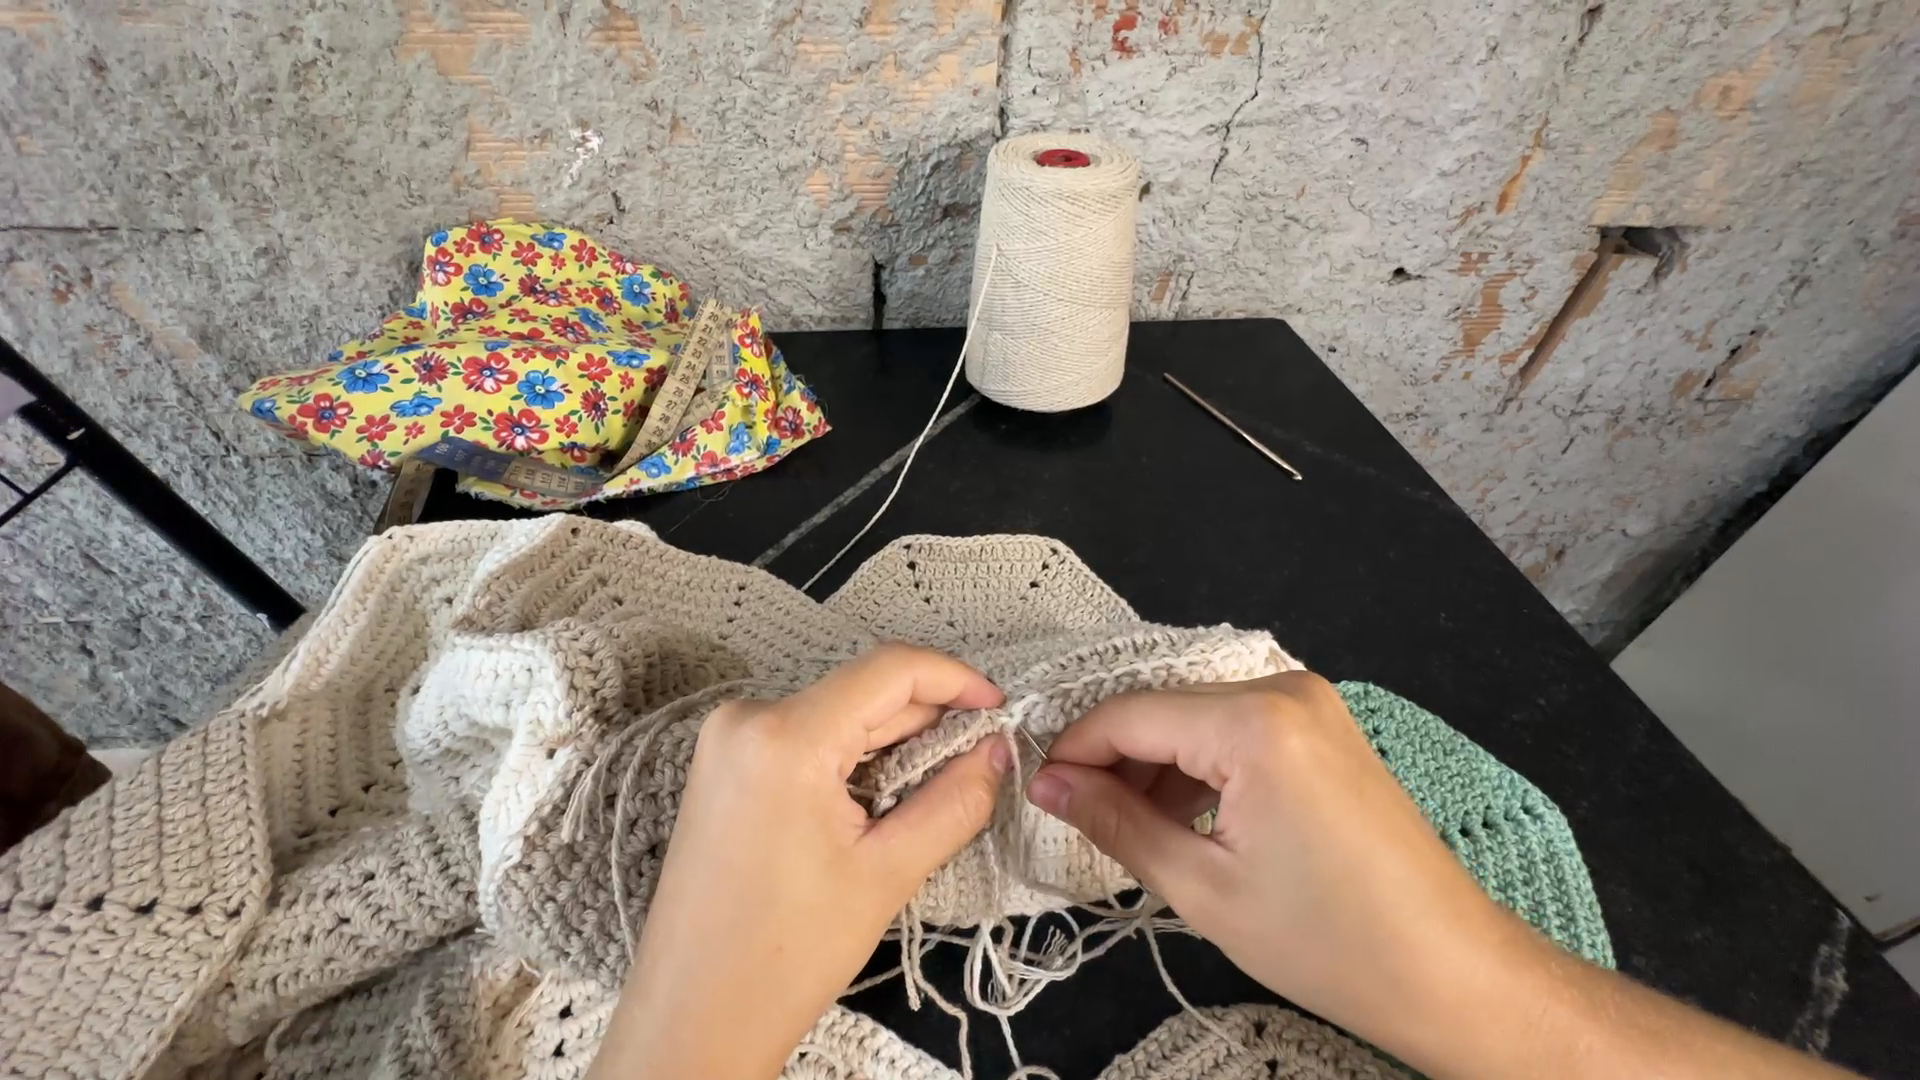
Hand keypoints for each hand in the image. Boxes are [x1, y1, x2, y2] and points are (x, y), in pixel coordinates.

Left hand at [592, 644, 1010, 1079]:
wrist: (692, 1019)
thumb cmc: (787, 956)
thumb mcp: (887, 873)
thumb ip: (955, 800)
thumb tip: (999, 750)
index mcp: (785, 736)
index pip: (888, 668)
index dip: (954, 678)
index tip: (997, 707)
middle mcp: (748, 716)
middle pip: (863, 689)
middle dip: (928, 716)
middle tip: (980, 752)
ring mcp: (729, 736)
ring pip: (837, 710)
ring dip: (893, 735)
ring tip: (936, 777)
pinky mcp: (725, 760)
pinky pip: (807, 731)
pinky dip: (854, 750)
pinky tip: (882, 787)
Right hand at [1026, 672, 1860, 1079]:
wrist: (1457, 974)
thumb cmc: (1326, 942)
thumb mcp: (1202, 887)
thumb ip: (1115, 821)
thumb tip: (1046, 784)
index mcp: (1253, 721)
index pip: (1129, 714)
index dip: (1074, 751)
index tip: (1037, 791)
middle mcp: (1280, 685)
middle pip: (1161, 709)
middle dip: (1112, 759)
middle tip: (1076, 814)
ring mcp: (1305, 698)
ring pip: (1192, 716)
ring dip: (1152, 763)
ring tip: (1125, 822)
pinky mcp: (1317, 721)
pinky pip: (1230, 726)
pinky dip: (1195, 764)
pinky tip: (1179, 812)